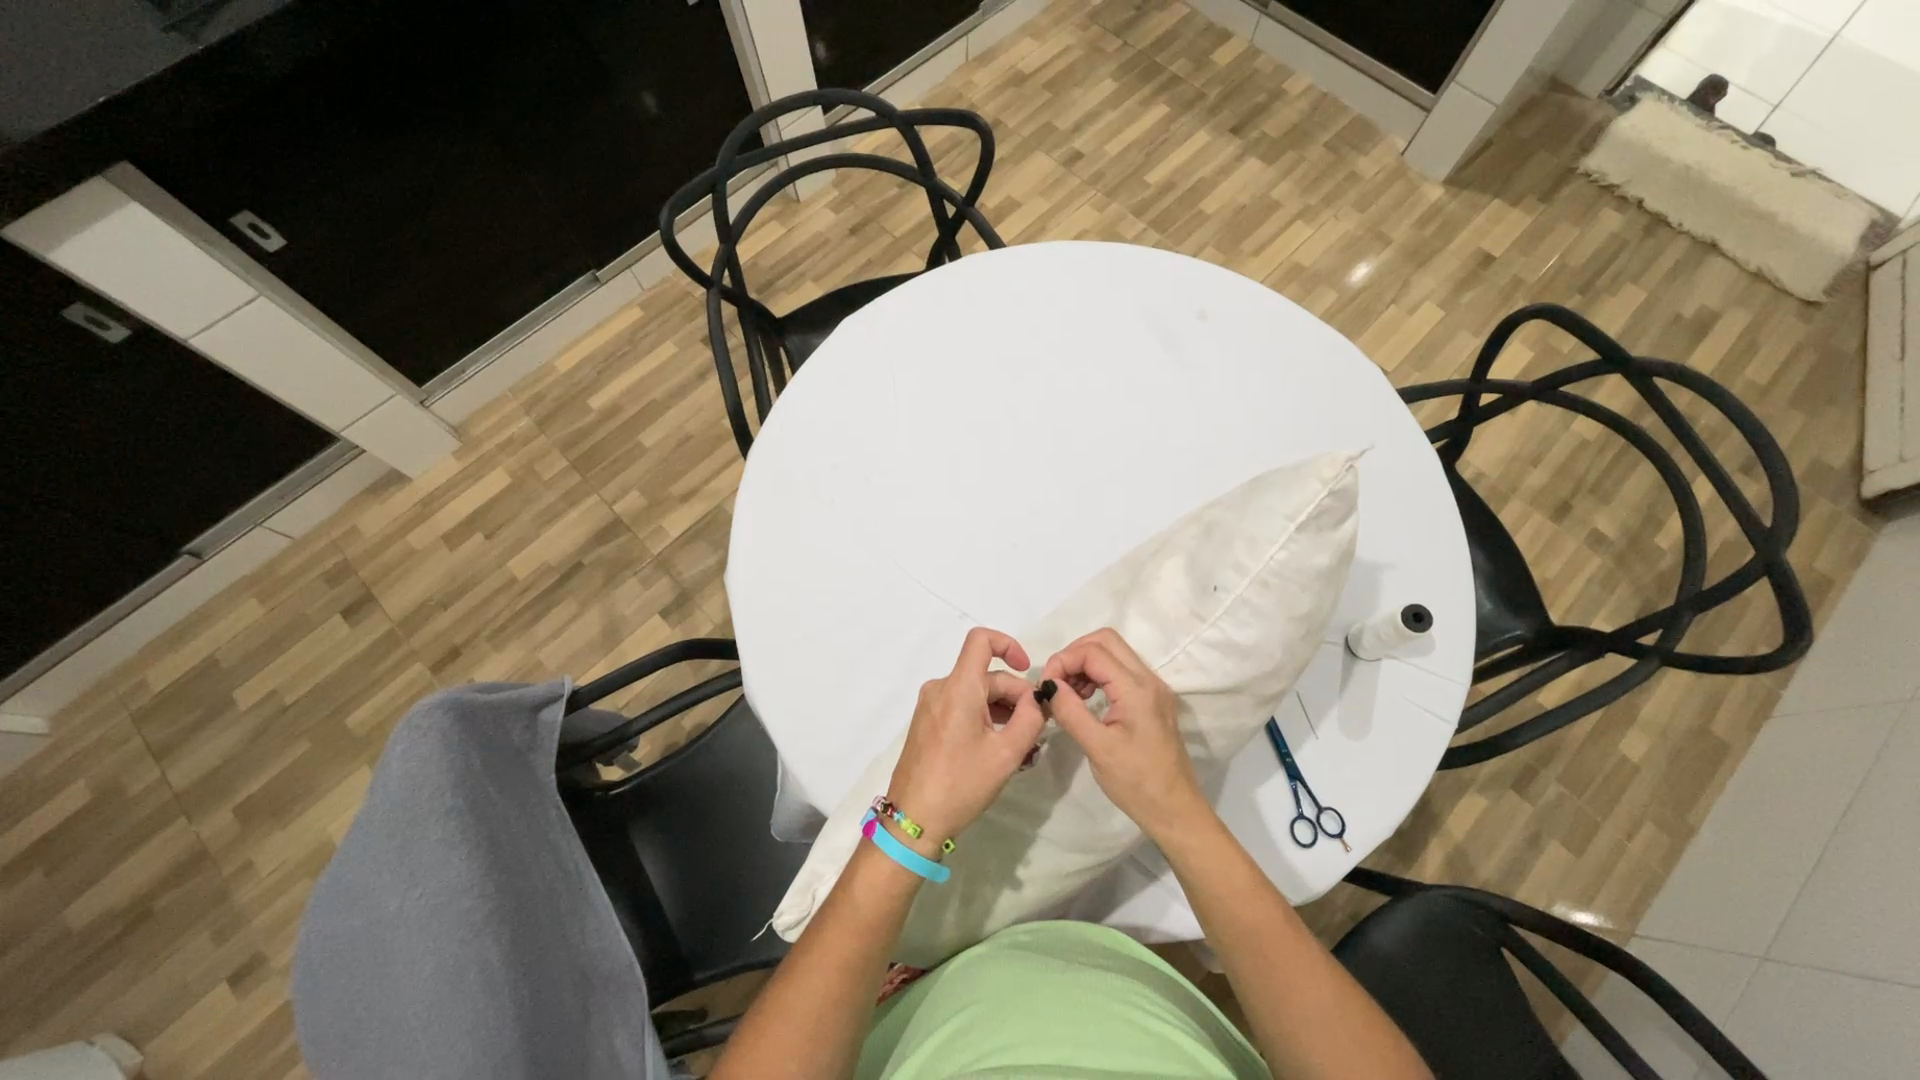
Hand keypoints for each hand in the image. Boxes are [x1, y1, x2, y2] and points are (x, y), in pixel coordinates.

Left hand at [887, 628, 1046, 852]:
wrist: (913, 820)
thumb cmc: (961, 784)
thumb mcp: (1007, 753)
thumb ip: (1030, 718)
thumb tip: (1035, 699)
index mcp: (958, 688)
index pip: (981, 640)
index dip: (1009, 645)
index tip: (1027, 669)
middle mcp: (940, 689)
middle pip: (986, 676)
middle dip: (1015, 696)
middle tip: (1037, 730)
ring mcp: (931, 707)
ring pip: (976, 694)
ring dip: (1002, 712)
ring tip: (1024, 746)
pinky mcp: (928, 724)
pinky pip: (963, 709)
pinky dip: (985, 720)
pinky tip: (1001, 750)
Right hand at [1043, 628, 1209, 838]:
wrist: (1174, 810)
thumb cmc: (1136, 783)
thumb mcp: (1097, 748)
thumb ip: (1070, 711)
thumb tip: (1047, 685)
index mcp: (1137, 689)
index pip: (1094, 651)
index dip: (1063, 660)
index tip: (1045, 686)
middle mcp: (1149, 680)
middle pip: (1106, 640)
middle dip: (1074, 654)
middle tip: (1055, 683)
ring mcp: (1154, 689)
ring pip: (1114, 653)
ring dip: (1086, 663)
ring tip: (1067, 693)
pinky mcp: (1152, 700)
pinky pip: (1121, 671)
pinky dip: (1098, 675)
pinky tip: (1084, 699)